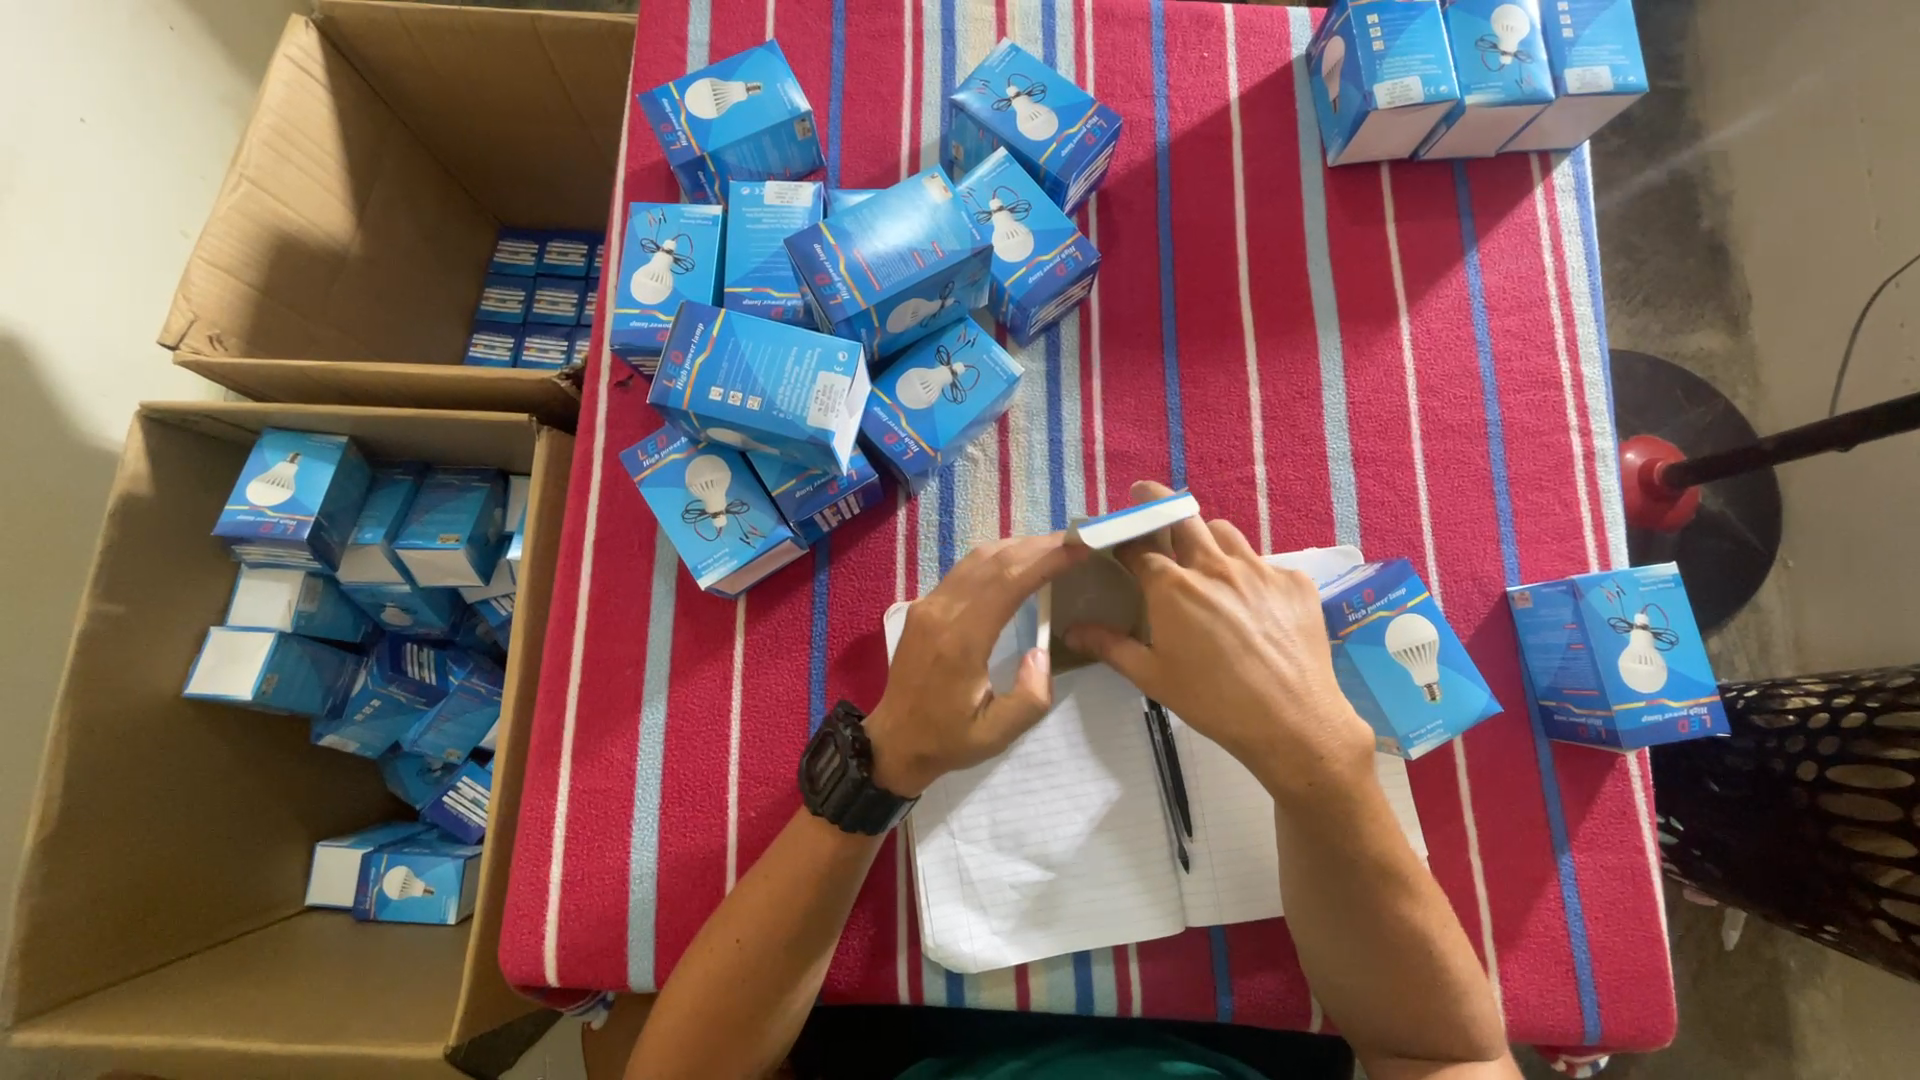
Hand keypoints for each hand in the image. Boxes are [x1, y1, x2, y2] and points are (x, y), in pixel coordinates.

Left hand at [866, 534, 1088, 796]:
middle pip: (995, 561)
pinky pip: (963, 570)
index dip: (1046, 560)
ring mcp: (928, 605)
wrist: (894, 741)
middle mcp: (942, 613)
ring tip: (1053, 548)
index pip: (1009, 582)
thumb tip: (1040, 651)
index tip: (1079, 547)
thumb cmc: (948, 739)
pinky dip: (996, 558)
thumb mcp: (998, 734)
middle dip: (1038, 546)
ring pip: (977, 559)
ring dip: (1017, 547)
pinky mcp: (923, 607)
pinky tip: (1017, 563)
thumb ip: (1031, 697)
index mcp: (962, 641)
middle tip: (1075, 541)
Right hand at [1064, 481, 1375, 802]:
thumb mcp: (1152, 676)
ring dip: (1205, 537)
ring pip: (1224, 532)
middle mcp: (1214, 567)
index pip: (1137, 546)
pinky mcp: (1294, 582)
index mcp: (1172, 588)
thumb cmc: (1212, 702)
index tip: (1113, 537)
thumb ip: (1110, 645)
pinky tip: (1251, 603)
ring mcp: (1259, 570)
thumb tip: (1072, 630)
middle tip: (1145, 498)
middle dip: (1157, 501)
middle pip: (1181, 516)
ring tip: (1202, 557)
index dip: (1121, 538)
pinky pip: (1265, 563)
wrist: (1291, 722)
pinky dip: (1249, 573)